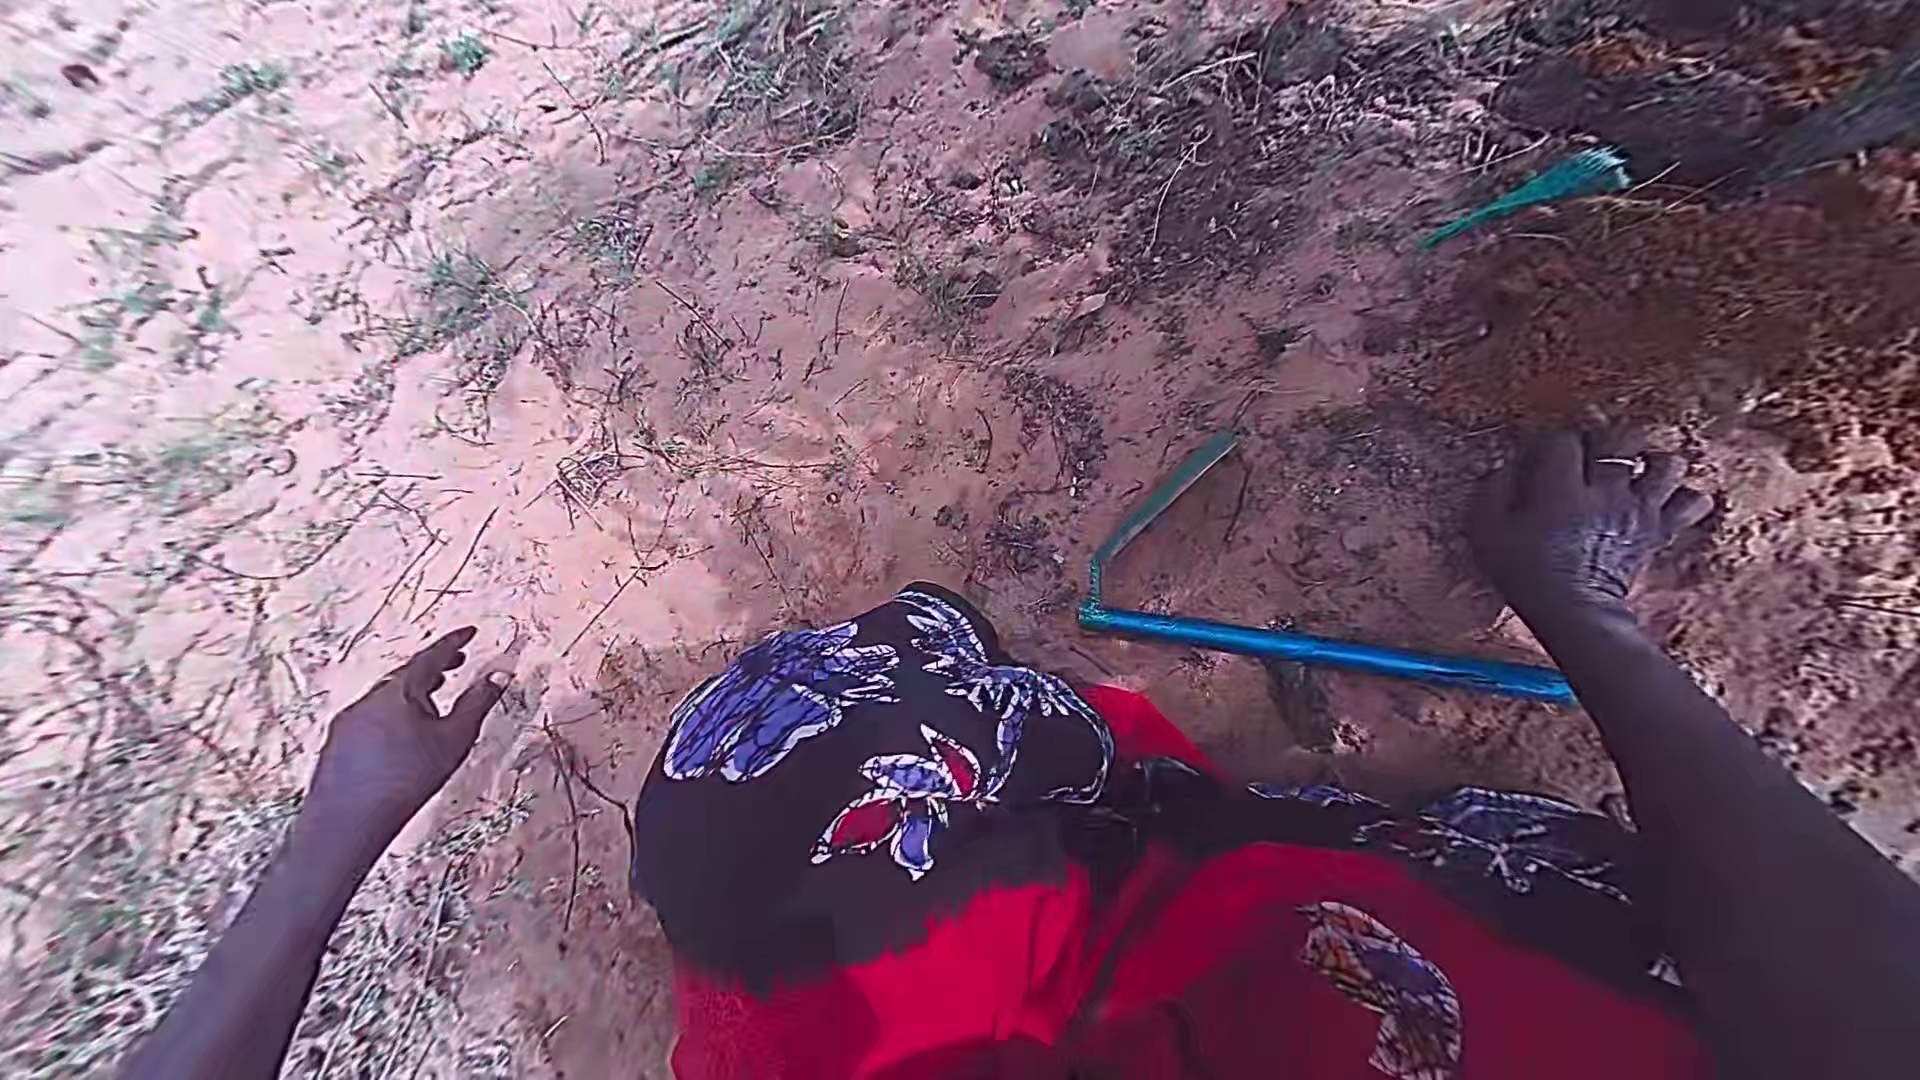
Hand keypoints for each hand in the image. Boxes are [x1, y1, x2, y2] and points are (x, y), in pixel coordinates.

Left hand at [305, 628, 509, 837]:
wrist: (347, 823)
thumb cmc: (409, 776)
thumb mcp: (456, 735)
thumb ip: (479, 701)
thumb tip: (499, 673)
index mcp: (398, 693)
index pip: (430, 657)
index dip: (453, 643)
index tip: (469, 632)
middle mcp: (368, 701)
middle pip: (405, 674)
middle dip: (433, 666)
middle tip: (458, 661)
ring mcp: (347, 724)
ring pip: (387, 695)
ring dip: (415, 688)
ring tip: (436, 693)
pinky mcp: (337, 745)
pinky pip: (373, 713)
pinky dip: (397, 708)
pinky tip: (409, 726)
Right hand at [1471, 430, 1713, 617]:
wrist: (1570, 608)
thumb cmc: (1519, 569)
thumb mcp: (1485, 530)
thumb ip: (1493, 490)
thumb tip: (1506, 464)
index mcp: (1559, 491)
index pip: (1561, 441)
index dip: (1547, 441)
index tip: (1536, 452)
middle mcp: (1607, 493)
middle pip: (1620, 439)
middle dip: (1601, 438)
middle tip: (1584, 452)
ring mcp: (1641, 510)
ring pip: (1667, 462)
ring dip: (1646, 460)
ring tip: (1626, 470)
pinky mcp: (1662, 529)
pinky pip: (1694, 499)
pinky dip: (1679, 493)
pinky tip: (1654, 498)